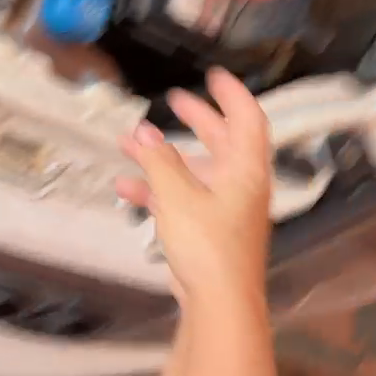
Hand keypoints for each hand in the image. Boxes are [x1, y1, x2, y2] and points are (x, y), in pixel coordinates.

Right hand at [116, 69, 272, 311]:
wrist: (219, 299)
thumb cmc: (208, 246)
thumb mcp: (176, 195)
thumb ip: (158, 161)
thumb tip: (143, 133)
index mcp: (245, 172)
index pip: (247, 121)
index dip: (232, 96)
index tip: (215, 77)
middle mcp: (240, 186)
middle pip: (222, 143)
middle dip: (196, 121)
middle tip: (176, 102)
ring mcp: (224, 207)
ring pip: (194, 170)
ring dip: (163, 156)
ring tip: (130, 145)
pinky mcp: (207, 227)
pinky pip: (180, 196)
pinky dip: (155, 188)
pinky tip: (127, 189)